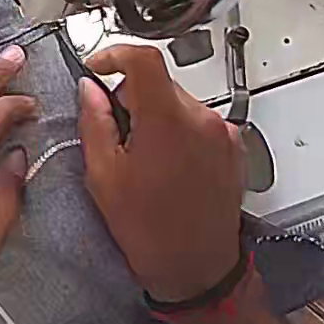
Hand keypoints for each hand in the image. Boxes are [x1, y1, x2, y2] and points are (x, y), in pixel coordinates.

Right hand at [78, 44, 243, 302]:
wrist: (196, 268)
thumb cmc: (152, 232)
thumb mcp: (104, 176)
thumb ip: (95, 122)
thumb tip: (90, 90)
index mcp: (167, 122)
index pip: (144, 59)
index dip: (115, 55)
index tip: (99, 67)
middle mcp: (201, 120)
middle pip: (158, 81)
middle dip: (132, 97)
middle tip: (117, 132)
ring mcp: (221, 133)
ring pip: (177, 101)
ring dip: (155, 115)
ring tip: (145, 158)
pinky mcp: (232, 146)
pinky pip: (196, 121)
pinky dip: (177, 130)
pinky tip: (167, 165)